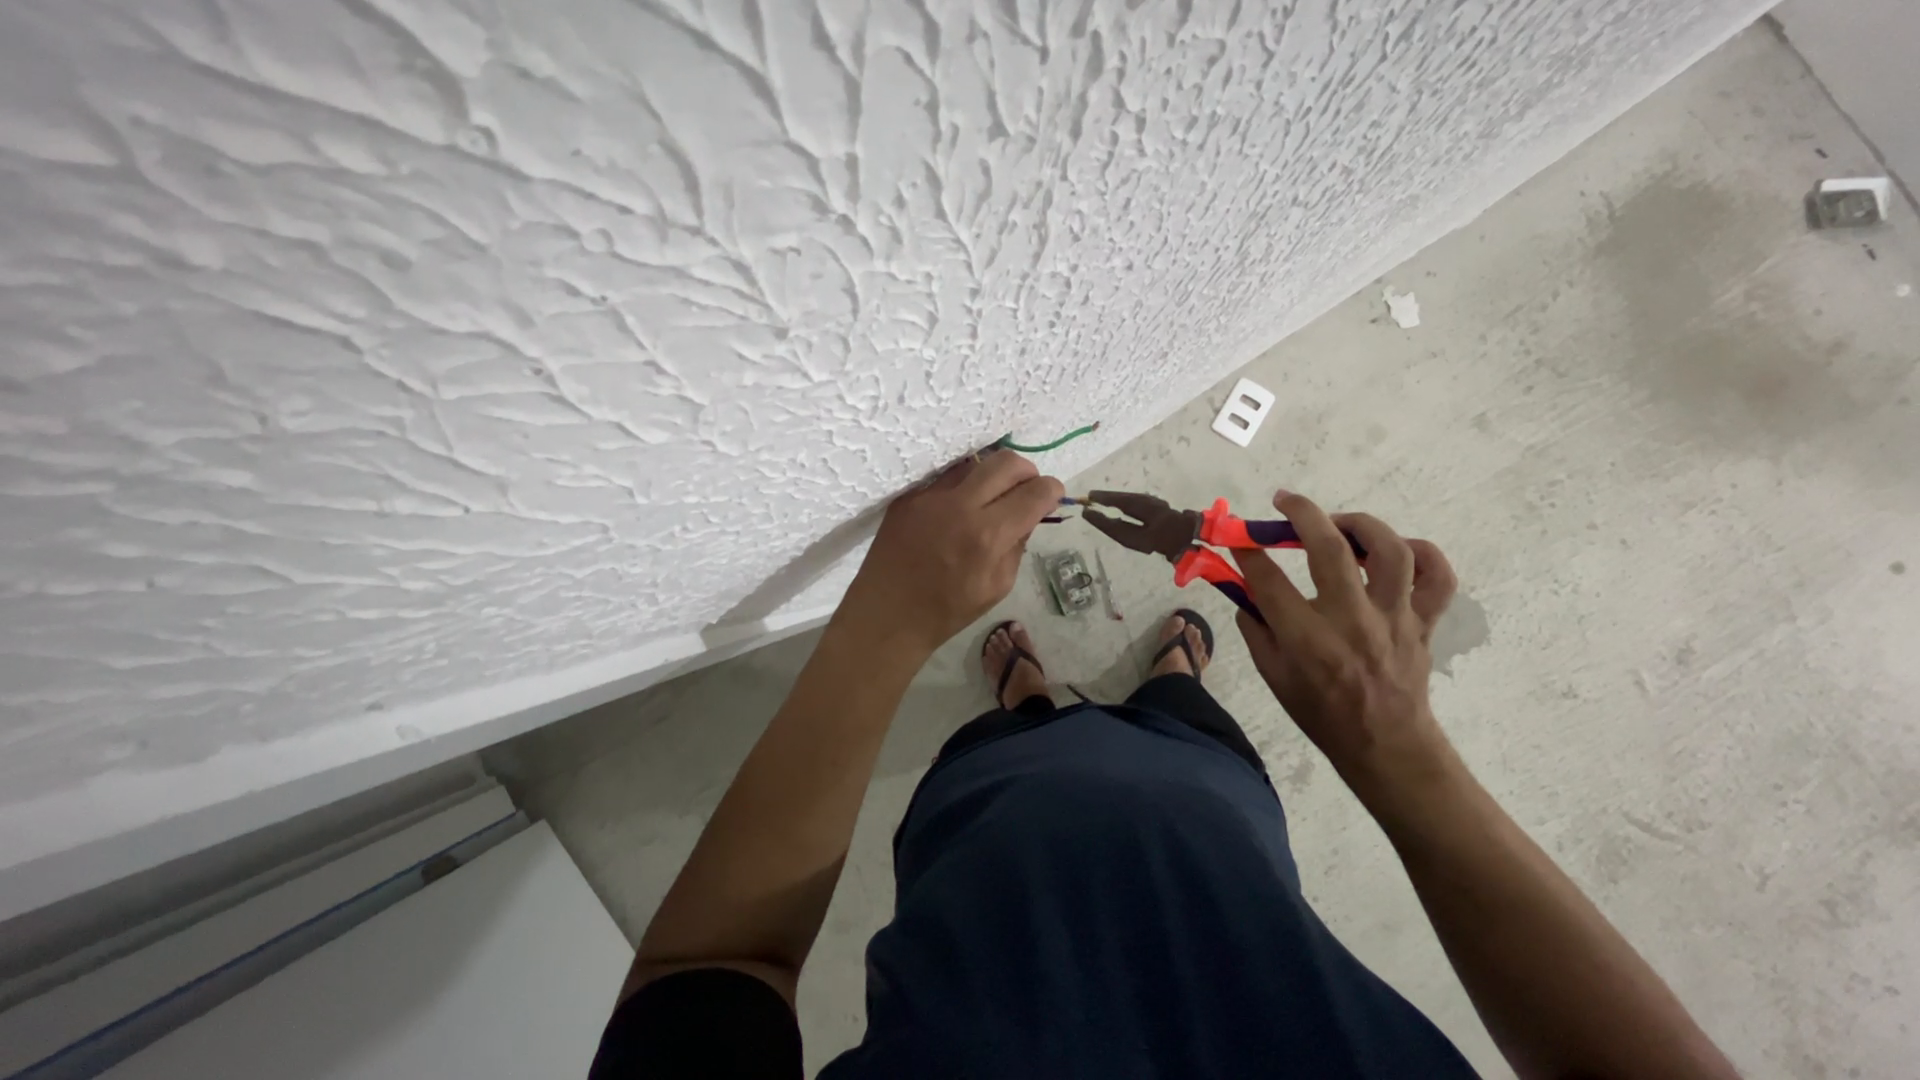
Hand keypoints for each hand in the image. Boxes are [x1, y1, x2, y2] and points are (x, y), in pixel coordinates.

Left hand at [840, 451, 1064, 657]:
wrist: (887, 615)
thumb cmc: (948, 610)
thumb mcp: (998, 586)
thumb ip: (1018, 544)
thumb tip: (1030, 513)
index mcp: (987, 536)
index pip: (1034, 493)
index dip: (1051, 490)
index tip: (1052, 495)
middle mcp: (960, 507)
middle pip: (1007, 462)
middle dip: (1027, 472)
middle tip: (1026, 490)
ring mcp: (929, 497)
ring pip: (974, 463)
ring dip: (993, 476)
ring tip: (991, 498)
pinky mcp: (908, 497)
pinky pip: (944, 478)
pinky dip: (961, 487)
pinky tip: (958, 509)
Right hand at [1230, 491, 1458, 796]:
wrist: (1386, 744)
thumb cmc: (1321, 712)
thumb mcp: (1273, 674)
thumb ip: (1255, 626)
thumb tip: (1243, 585)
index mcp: (1308, 639)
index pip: (1268, 578)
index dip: (1247, 551)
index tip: (1238, 537)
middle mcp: (1352, 620)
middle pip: (1329, 547)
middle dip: (1302, 514)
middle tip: (1284, 501)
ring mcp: (1394, 618)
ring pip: (1391, 550)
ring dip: (1360, 525)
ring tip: (1339, 525)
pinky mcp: (1424, 621)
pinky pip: (1437, 576)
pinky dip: (1421, 553)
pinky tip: (1396, 550)